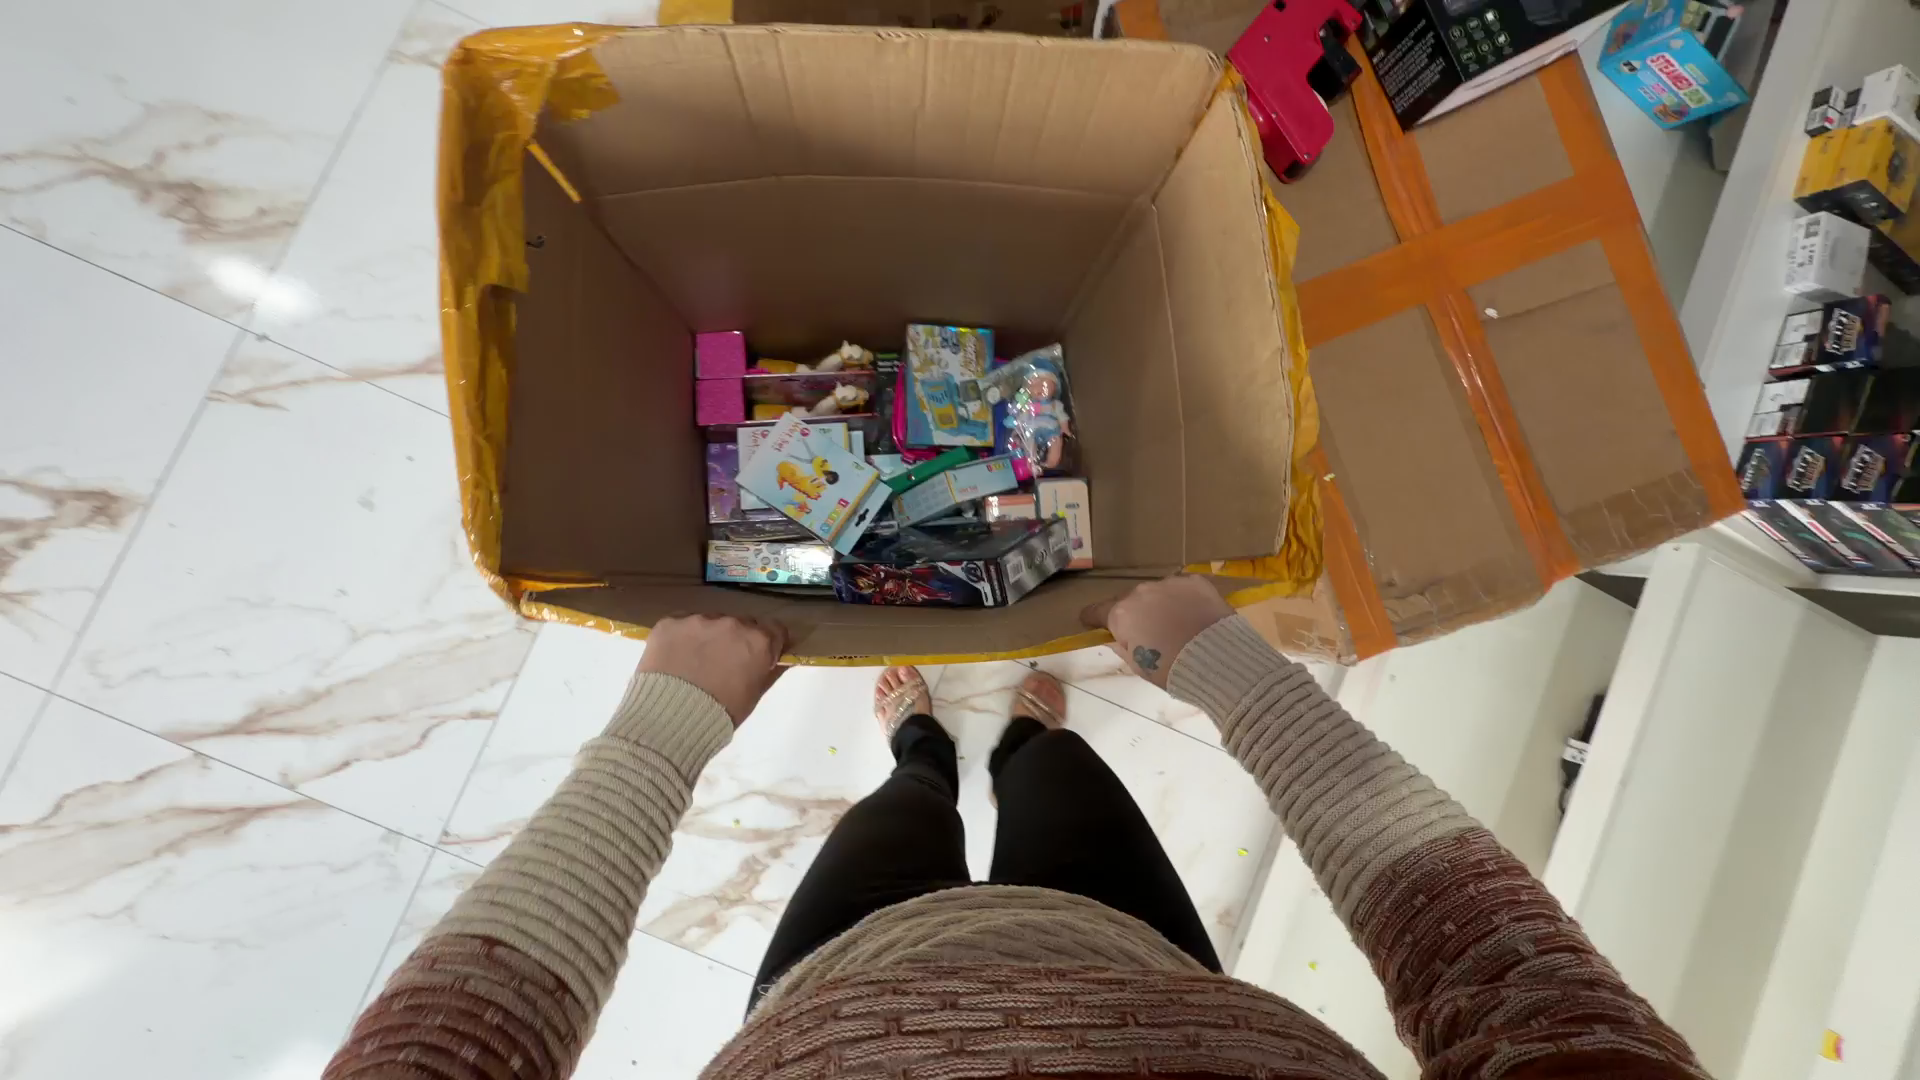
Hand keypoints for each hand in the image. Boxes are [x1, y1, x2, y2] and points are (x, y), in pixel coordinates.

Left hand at [637, 615, 787, 725]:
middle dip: (736, 639)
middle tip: (723, 663)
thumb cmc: (721, 712)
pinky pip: (681, 624)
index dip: (768, 643)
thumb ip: (770, 671)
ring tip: (693, 663)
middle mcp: (732, 624)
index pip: (775, 629)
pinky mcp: (670, 622)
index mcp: (758, 641)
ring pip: (710, 622)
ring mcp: (700, 621)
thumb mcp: (755, 694)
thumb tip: (776, 660)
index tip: (760, 656)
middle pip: (742, 624)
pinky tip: (674, 658)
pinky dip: (681, 637)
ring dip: (708, 636)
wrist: (671, 718)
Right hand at [1081, 575, 1233, 688]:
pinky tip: (1194, 615)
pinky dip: (1184, 600)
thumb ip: (1124, 646)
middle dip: (1135, 614)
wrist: (1218, 659)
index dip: (1092, 618)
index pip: (1096, 611)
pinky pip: (1181, 589)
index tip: (1091, 622)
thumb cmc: (1172, 670)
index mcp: (1121, 614)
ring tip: (1176, 624)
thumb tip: (1120, 637)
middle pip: (1129, 602)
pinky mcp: (1194, 581)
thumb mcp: (1138, 665)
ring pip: (1156, 593)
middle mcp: (1140, 593)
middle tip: (1149, 633)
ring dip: (1160, 605)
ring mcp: (1169, 583)